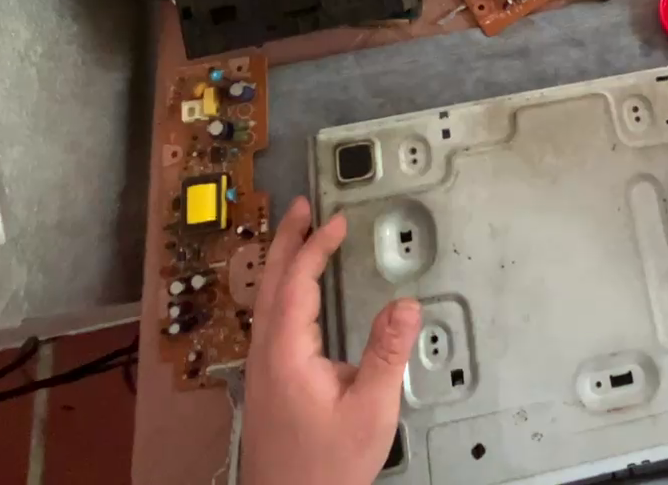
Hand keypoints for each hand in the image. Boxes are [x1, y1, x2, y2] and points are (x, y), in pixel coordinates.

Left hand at [243, 196, 418, 484]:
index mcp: (286, 355)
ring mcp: (262, 371)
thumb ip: (387, 354)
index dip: (314, 246)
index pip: (296, 284)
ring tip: (297, 236)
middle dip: (284, 241)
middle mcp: (266, 357)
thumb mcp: (369, 410)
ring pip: (265, 302)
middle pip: (269, 285)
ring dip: (280, 262)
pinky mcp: (268, 383)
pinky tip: (295, 292)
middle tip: (300, 207)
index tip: (336, 221)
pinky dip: (282, 289)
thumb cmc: (326, 468)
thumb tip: (405, 303)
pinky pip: (270, 319)